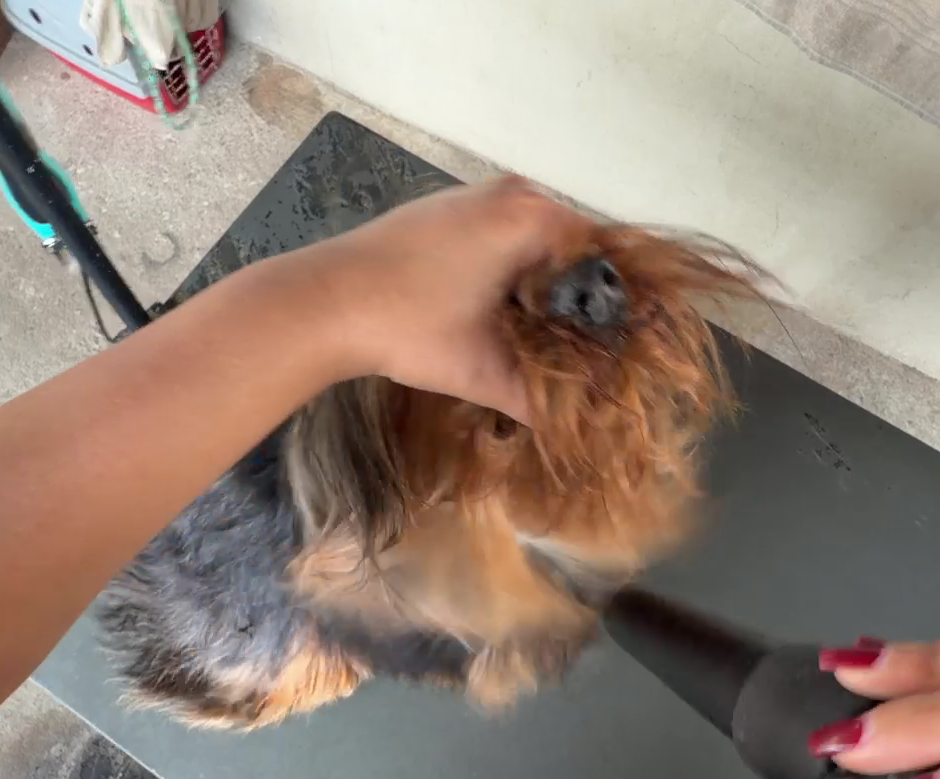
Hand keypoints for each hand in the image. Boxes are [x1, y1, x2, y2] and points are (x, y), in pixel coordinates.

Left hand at [279, 176, 591, 422]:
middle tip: (587, 350)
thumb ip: (534, 397)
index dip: (613, 303)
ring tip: (550, 339)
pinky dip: (511, 274)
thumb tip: (573, 425)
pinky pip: (501, 239)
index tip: (616, 345)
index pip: (602, 255)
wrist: (322, 303)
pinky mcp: (444, 212)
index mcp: (532, 217)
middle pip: (570, 249)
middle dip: (578, 299)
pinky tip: (503, 314)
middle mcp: (511, 193)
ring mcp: (473, 197)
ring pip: (533, 245)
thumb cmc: (409, 328)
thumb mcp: (480, 370)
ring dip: (543, 289)